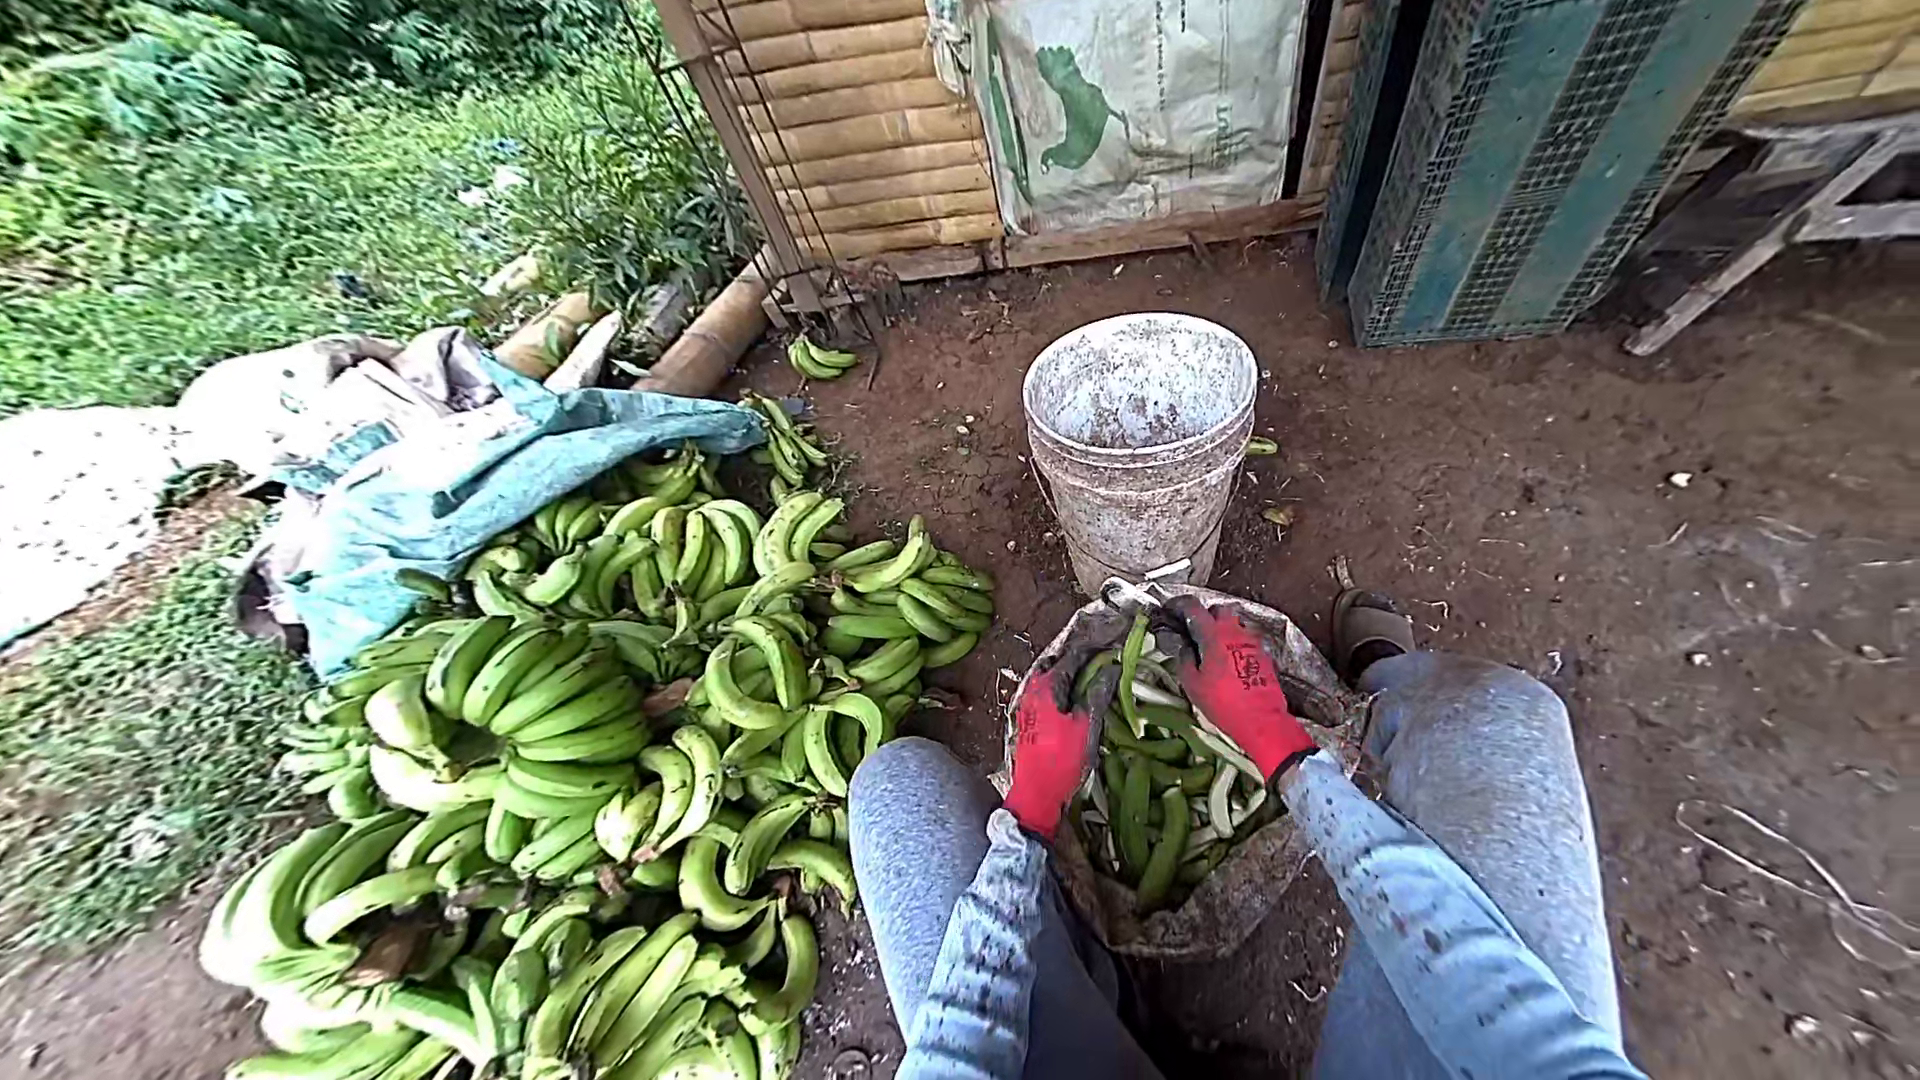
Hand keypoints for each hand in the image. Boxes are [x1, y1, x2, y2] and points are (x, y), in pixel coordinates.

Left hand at [1002, 613, 1126, 839]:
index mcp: (1047, 684)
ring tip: (1098, 654)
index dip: (1098, 641)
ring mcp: (1028, 697)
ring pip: (1053, 667)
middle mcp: (1033, 684)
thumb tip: (1113, 665)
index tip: (1118, 633)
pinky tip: (1080, 679)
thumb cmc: (1061, 761)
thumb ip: (1098, 692)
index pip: (1075, 652)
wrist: (1033, 793)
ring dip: (1075, 659)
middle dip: (1085, 645)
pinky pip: (1049, 682)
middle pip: (1061, 654)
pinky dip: (1067, 675)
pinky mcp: (1029, 710)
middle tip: (1109, 638)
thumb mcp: (1086, 726)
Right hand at [1164, 595, 1316, 780]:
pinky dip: (1235, 644)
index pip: (1194, 607)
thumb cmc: (1222, 702)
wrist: (1262, 721)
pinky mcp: (1263, 655)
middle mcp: (1235, 632)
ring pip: (1235, 624)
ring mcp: (1252, 642)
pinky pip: (1246, 640)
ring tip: (1213, 647)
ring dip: (1223, 629)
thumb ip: (1184, 659)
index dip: (1179, 605)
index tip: (1171, 611)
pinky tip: (1229, 661)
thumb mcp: (1191, 683)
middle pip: (1219, 610)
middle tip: (1195, 631)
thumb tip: (1185, 647)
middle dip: (1206, 615)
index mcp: (1214, 635)